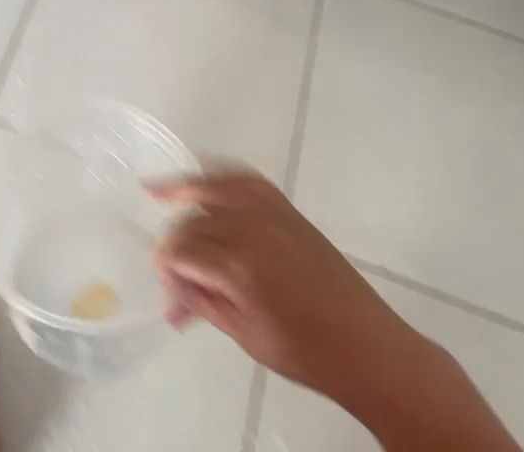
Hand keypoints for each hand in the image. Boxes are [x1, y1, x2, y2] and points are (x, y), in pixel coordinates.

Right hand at [148, 170, 406, 399]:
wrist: (365, 345)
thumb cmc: (303, 351)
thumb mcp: (243, 333)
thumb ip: (202, 303)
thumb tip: (170, 296)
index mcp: (236, 266)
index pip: (180, 251)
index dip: (166, 269)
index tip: (168, 291)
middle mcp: (250, 229)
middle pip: (193, 222)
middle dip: (175, 243)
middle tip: (172, 272)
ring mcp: (272, 215)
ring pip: (216, 189)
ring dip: (185, 189)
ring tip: (157, 192)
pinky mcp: (289, 212)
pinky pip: (249, 181)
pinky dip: (224, 175)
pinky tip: (206, 172)